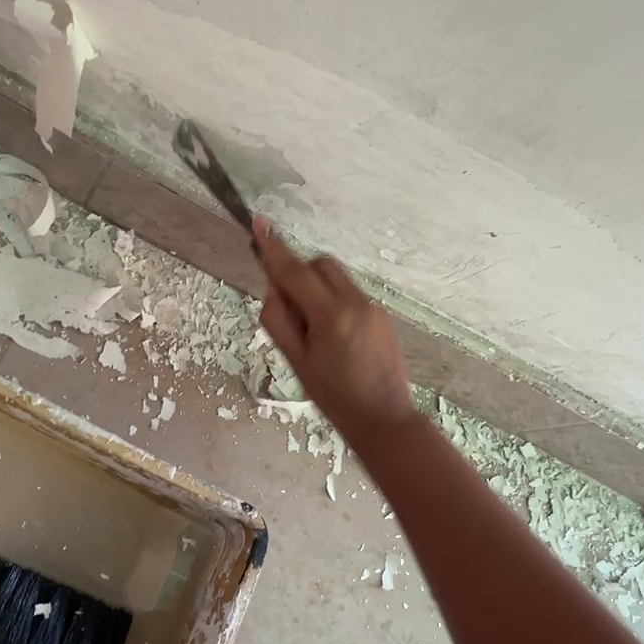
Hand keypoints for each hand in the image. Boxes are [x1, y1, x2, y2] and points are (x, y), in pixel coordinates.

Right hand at [252, 217, 417, 438]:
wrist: (384, 420)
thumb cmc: (334, 398)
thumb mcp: (296, 362)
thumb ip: (279, 320)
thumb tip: (274, 288)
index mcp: (330, 316)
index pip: (294, 271)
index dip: (274, 247)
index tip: (259, 223)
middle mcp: (355, 302)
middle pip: (319, 265)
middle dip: (299, 274)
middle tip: (292, 312)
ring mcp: (372, 307)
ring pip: (335, 277)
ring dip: (316, 288)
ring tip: (314, 331)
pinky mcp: (381, 314)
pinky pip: (349, 294)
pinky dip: (333, 301)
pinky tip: (334, 339)